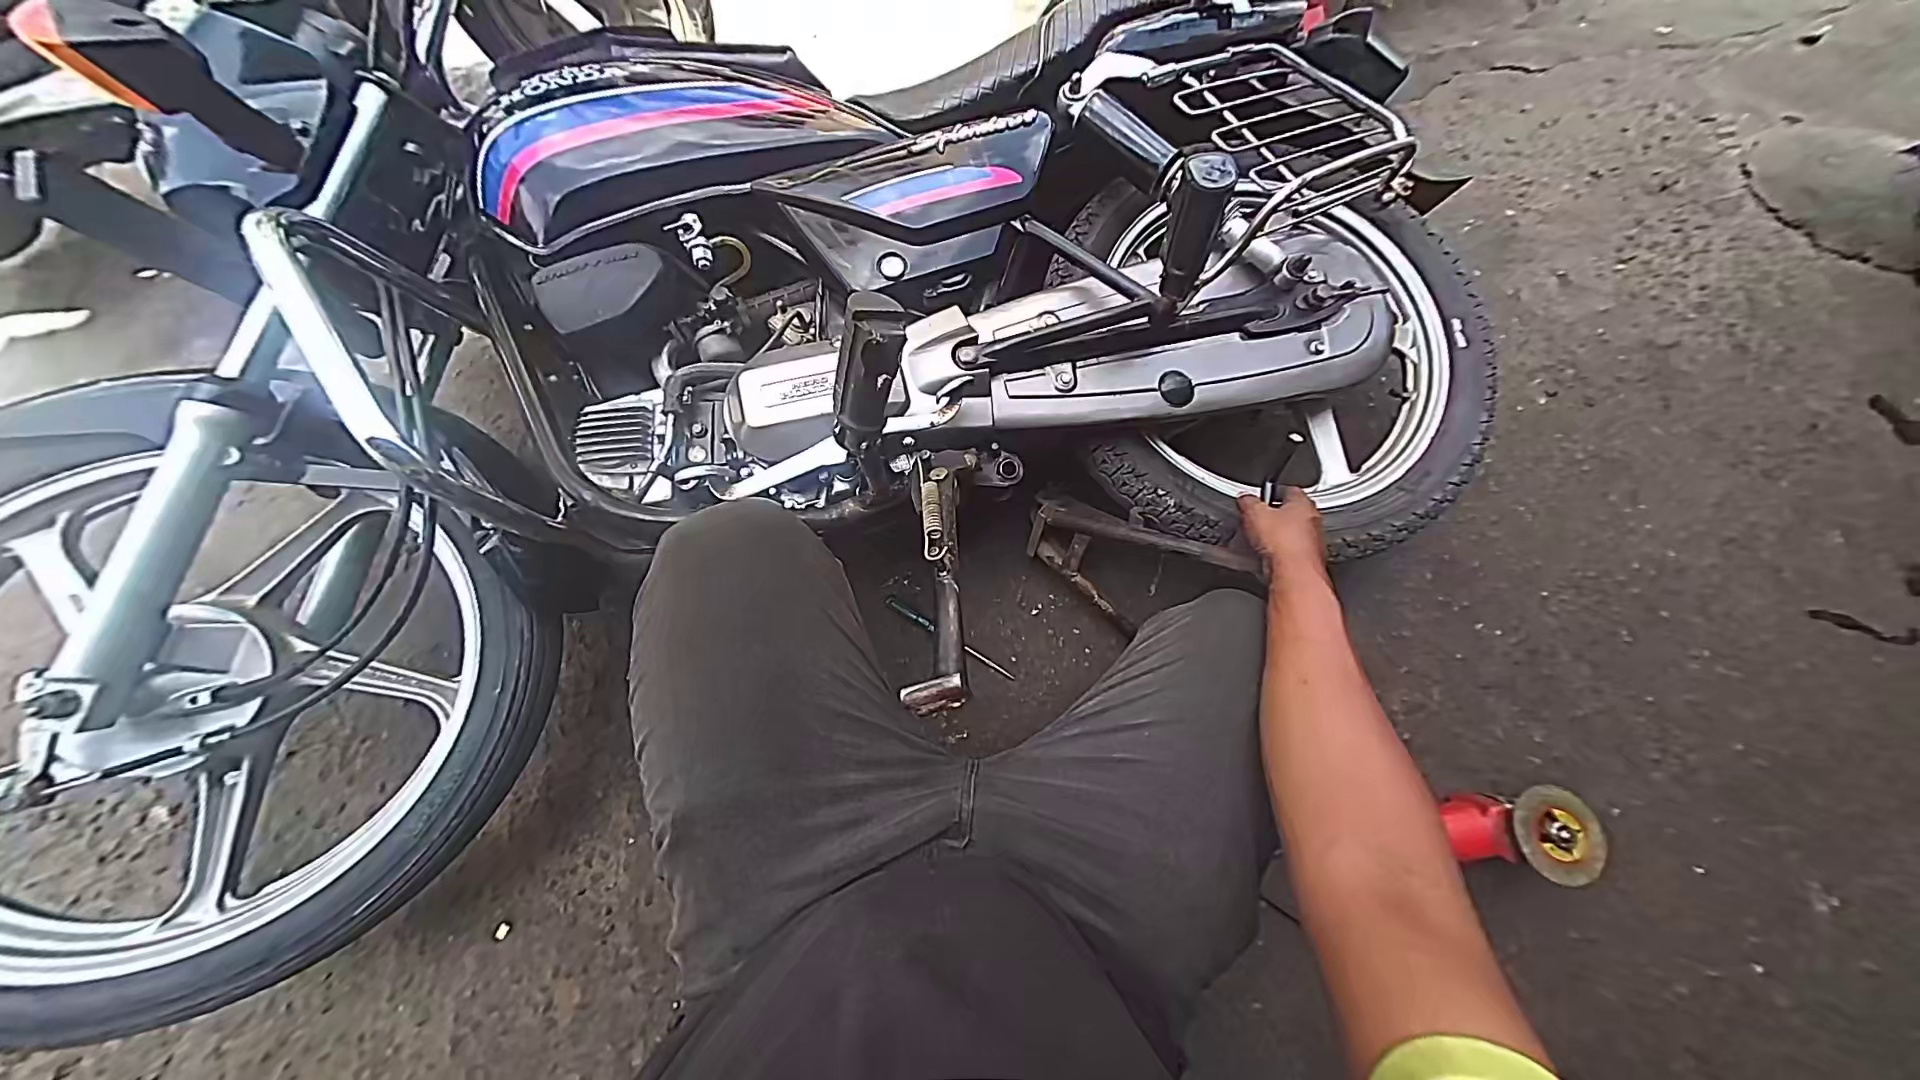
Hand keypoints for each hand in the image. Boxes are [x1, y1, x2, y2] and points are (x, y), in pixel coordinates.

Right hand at [1237, 488, 1327, 583]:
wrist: (1294, 574)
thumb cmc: (1284, 543)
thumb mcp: (1255, 513)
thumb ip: (1249, 502)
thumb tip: (1245, 498)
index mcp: (1303, 503)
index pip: (1289, 490)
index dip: (1272, 492)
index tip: (1260, 497)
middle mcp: (1312, 521)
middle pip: (1290, 513)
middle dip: (1273, 516)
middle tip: (1256, 520)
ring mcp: (1312, 542)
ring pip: (1290, 534)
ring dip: (1275, 536)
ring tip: (1257, 541)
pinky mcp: (1306, 561)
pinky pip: (1288, 553)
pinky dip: (1276, 554)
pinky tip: (1264, 557)